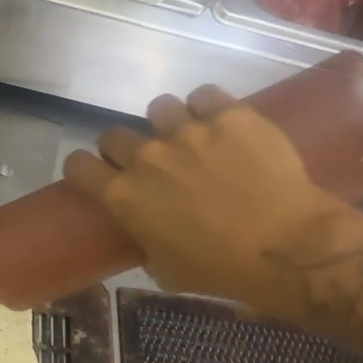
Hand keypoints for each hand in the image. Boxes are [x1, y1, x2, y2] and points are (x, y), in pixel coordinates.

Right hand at [63, 86, 351, 309]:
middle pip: (114, 134)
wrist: (284, 245)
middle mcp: (147, 157)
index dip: (83, 168)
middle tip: (148, 163)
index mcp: (122, 196)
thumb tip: (148, 228)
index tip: (95, 174)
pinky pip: (205, 94)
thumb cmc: (218, 268)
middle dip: (124, 147)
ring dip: (167, 123)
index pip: (78, 165)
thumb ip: (144, 238)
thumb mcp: (163, 267)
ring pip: (159, 107)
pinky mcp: (230, 115)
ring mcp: (189, 131)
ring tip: (189, 138)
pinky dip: (207, 106)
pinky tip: (219, 122)